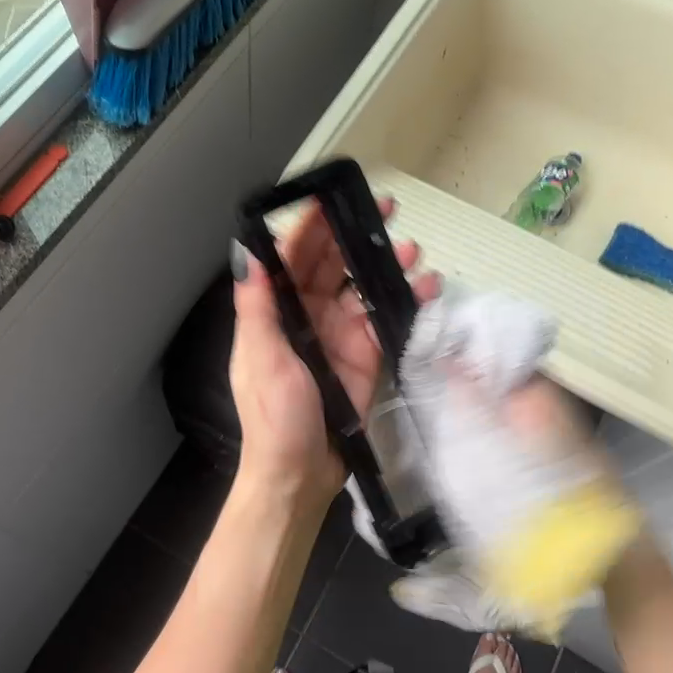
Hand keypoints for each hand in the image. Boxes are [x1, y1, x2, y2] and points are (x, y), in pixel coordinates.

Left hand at [229, 197, 440, 505]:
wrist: (301, 474)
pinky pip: (387, 319)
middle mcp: (308, 317)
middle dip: (355, 234)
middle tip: (386, 209)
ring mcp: (340, 335)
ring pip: (364, 287)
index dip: (311, 227)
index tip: (332, 198)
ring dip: (386, 264)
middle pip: (332, 263)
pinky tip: (425, 289)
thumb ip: (258, 307)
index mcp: (277, 313)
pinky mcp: (367, 356)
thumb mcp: (260, 359)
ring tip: (412, 250)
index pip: (293, 259)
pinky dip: (406, 302)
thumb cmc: (273, 418)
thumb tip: (247, 253)